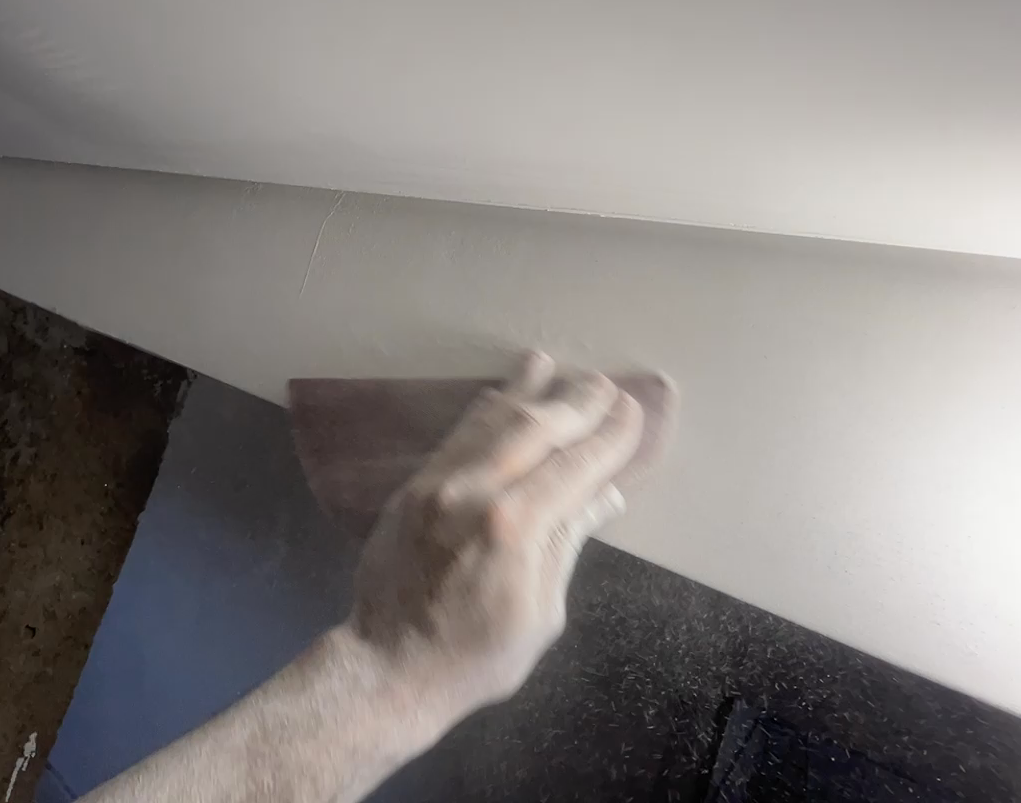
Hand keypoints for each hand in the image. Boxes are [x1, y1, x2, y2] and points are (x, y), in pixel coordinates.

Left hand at [346, 352, 642, 726]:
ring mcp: (434, 483)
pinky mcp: (410, 485)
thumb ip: (566, 542)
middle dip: (570, 402)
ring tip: (543, 361)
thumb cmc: (478, 653)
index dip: (605, 436)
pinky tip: (495, 397)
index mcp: (513, 527)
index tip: (629, 410)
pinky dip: (480, 413)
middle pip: (530, 430)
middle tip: (599, 381)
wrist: (390, 658)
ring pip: (484, 422)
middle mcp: (470, 491)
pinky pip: (453, 437)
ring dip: (519, 390)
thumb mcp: (542, 611)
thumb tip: (603, 494)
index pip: (572, 466)